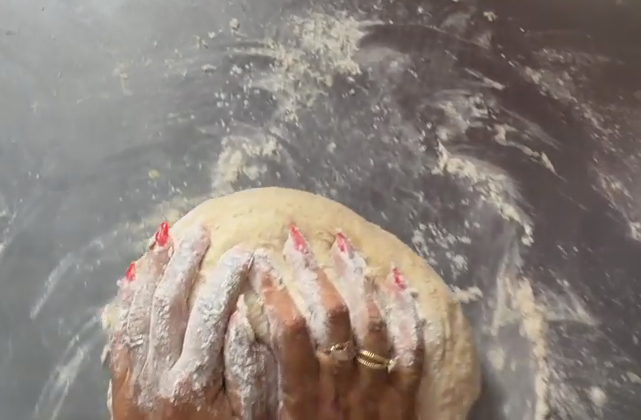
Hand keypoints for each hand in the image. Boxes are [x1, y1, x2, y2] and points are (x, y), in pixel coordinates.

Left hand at [108, 223, 255, 418]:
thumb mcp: (248, 419)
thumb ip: (248, 371)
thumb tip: (243, 317)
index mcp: (194, 381)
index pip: (211, 311)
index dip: (228, 277)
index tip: (246, 252)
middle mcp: (159, 374)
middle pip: (171, 301)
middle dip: (187, 261)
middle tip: (202, 233)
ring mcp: (136, 378)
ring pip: (141, 309)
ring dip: (154, 270)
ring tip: (166, 238)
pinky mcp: (121, 386)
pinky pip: (120, 332)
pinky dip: (126, 300)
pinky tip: (132, 275)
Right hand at [222, 224, 423, 419]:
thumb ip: (250, 391)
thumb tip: (229, 329)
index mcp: (305, 406)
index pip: (289, 335)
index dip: (274, 293)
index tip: (256, 260)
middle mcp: (344, 394)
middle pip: (332, 318)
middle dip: (311, 271)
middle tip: (292, 237)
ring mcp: (378, 396)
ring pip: (372, 325)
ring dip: (355, 278)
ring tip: (339, 243)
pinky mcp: (405, 404)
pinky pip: (410, 352)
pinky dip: (405, 313)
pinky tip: (394, 279)